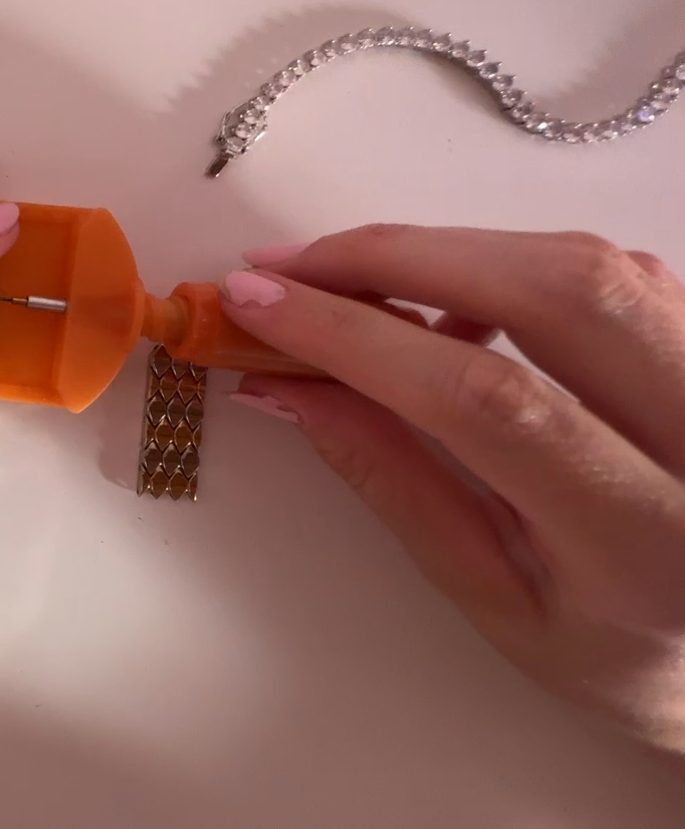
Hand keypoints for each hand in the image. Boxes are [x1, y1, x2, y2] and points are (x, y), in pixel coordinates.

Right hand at [221, 227, 684, 761]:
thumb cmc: (619, 646)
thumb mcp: (485, 588)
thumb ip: (385, 476)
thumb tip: (279, 383)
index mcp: (650, 541)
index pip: (484, 400)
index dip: (350, 334)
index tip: (251, 300)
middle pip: (557, 292)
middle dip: (391, 258)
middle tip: (285, 265)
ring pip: (586, 262)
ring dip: (435, 249)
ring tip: (339, 276)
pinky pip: (606, 269)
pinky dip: (492, 258)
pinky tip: (433, 289)